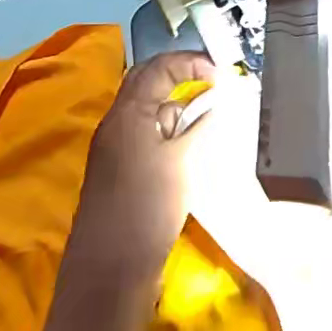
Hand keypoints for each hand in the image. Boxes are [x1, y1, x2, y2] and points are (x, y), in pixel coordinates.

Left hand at [67, 52, 221, 282]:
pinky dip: (167, 130)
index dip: (189, 63)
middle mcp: (116, 121)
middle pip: (145, 82)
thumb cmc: (147, 209)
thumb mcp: (182, 163)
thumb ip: (198, 128)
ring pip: (146, 109)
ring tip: (208, 116)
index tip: (220, 72)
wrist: (110, 267)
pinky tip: (189, 146)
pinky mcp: (117, 168)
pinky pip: (145, 133)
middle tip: (212, 84)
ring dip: (175, 106)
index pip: (157, 68)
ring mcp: (113, 145)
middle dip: (178, 77)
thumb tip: (214, 102)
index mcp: (128, 112)